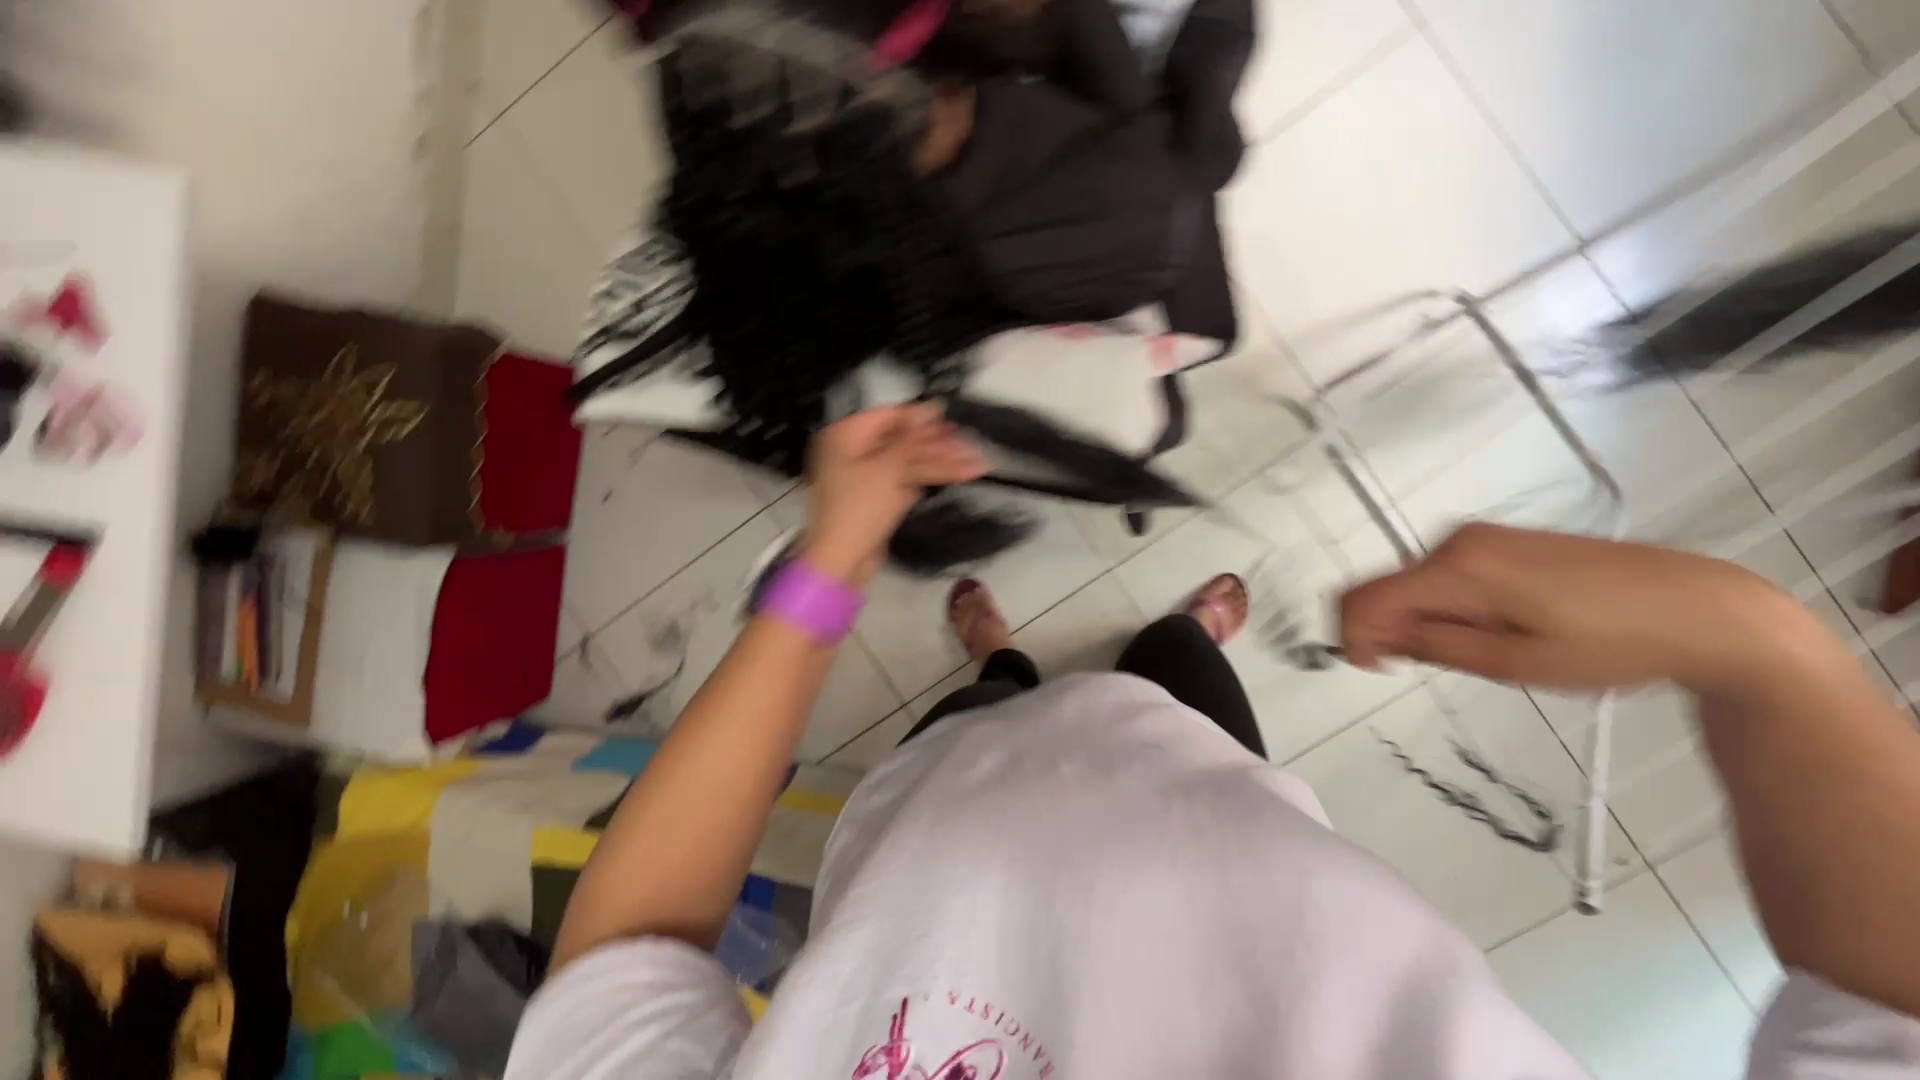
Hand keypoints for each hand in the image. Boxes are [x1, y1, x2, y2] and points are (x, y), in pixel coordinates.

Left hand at [802, 403, 987, 583]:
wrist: (842, 560)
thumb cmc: (859, 507)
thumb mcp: (888, 467)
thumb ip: (912, 437)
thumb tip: (931, 407)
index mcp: (844, 435)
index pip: (889, 416)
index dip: (921, 418)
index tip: (950, 418)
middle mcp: (852, 451)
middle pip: (901, 440)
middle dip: (937, 444)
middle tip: (969, 443)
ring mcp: (864, 476)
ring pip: (907, 462)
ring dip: (940, 462)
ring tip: (975, 462)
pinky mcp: (876, 498)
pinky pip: (904, 480)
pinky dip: (929, 478)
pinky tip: (958, 474)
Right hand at [1338, 523, 1835, 694]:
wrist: (1704, 610)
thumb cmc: (1613, 645)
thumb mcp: (1515, 663)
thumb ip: (1434, 646)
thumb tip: (1376, 639)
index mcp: (1459, 568)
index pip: (1364, 596)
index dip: (1351, 635)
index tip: (1375, 670)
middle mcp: (1460, 541)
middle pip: (1389, 587)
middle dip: (1394, 630)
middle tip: (1444, 668)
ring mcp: (1484, 537)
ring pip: (1417, 583)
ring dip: (1425, 620)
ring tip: (1487, 650)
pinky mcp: (1504, 541)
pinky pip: (1447, 574)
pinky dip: (1449, 605)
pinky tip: (1499, 627)